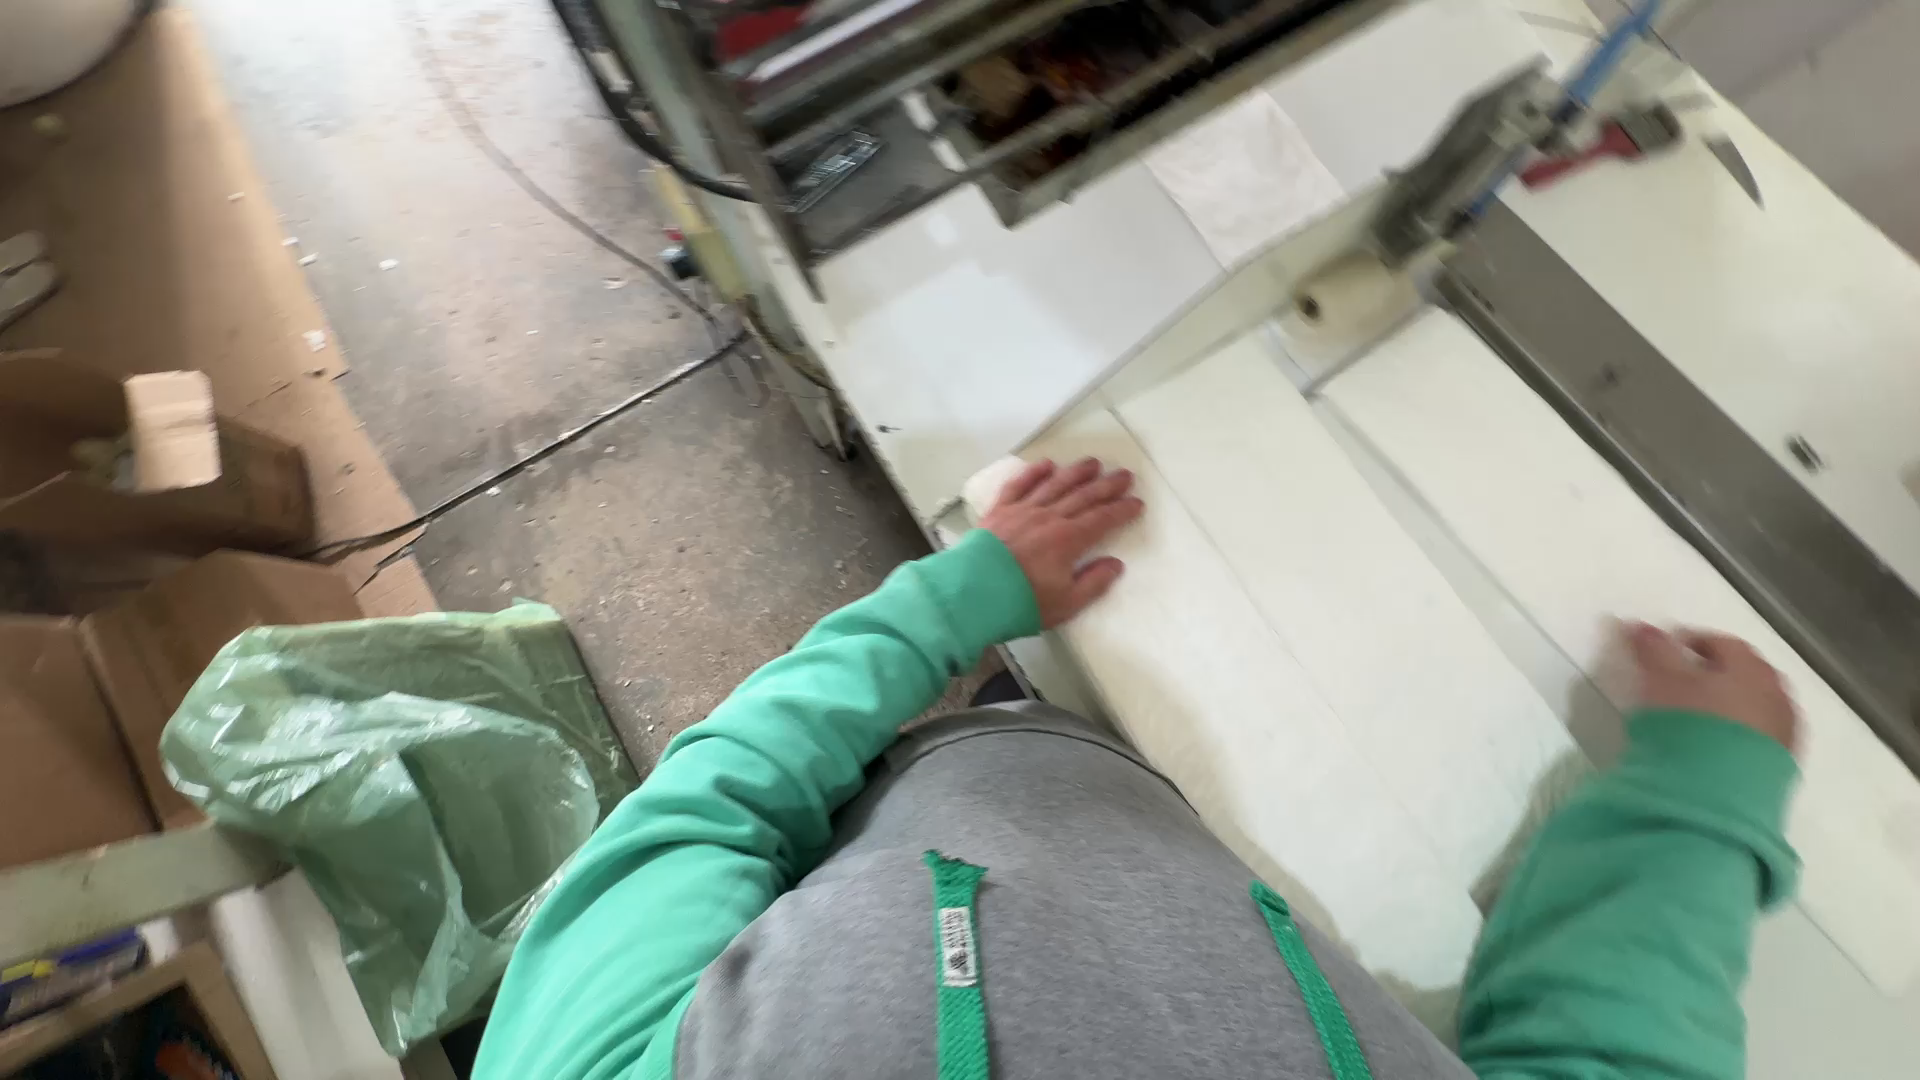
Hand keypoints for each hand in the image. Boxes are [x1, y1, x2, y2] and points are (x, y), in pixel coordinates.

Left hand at [980, 458, 1143, 628]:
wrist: (973, 593)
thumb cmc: (1021, 602)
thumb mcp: (1065, 603)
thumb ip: (1093, 583)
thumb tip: (1115, 564)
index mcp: (1068, 540)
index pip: (1102, 519)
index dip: (1122, 510)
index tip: (1136, 503)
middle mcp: (1049, 518)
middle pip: (1083, 496)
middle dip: (1106, 486)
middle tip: (1124, 475)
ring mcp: (1022, 511)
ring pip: (1054, 485)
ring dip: (1076, 472)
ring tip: (1092, 463)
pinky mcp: (999, 511)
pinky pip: (1019, 485)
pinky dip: (1034, 473)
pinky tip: (1046, 465)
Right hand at [1627, 622, 1798, 750]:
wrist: (1716, 785)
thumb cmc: (1687, 719)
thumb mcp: (1660, 678)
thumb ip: (1652, 648)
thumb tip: (1640, 624)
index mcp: (1752, 670)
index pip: (1726, 643)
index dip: (1693, 640)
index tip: (1665, 649)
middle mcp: (1778, 695)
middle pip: (1746, 673)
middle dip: (1715, 670)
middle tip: (1679, 677)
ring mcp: (1785, 730)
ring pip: (1755, 703)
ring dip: (1728, 700)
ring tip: (1693, 710)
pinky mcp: (1780, 760)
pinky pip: (1757, 731)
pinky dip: (1736, 726)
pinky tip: (1710, 737)